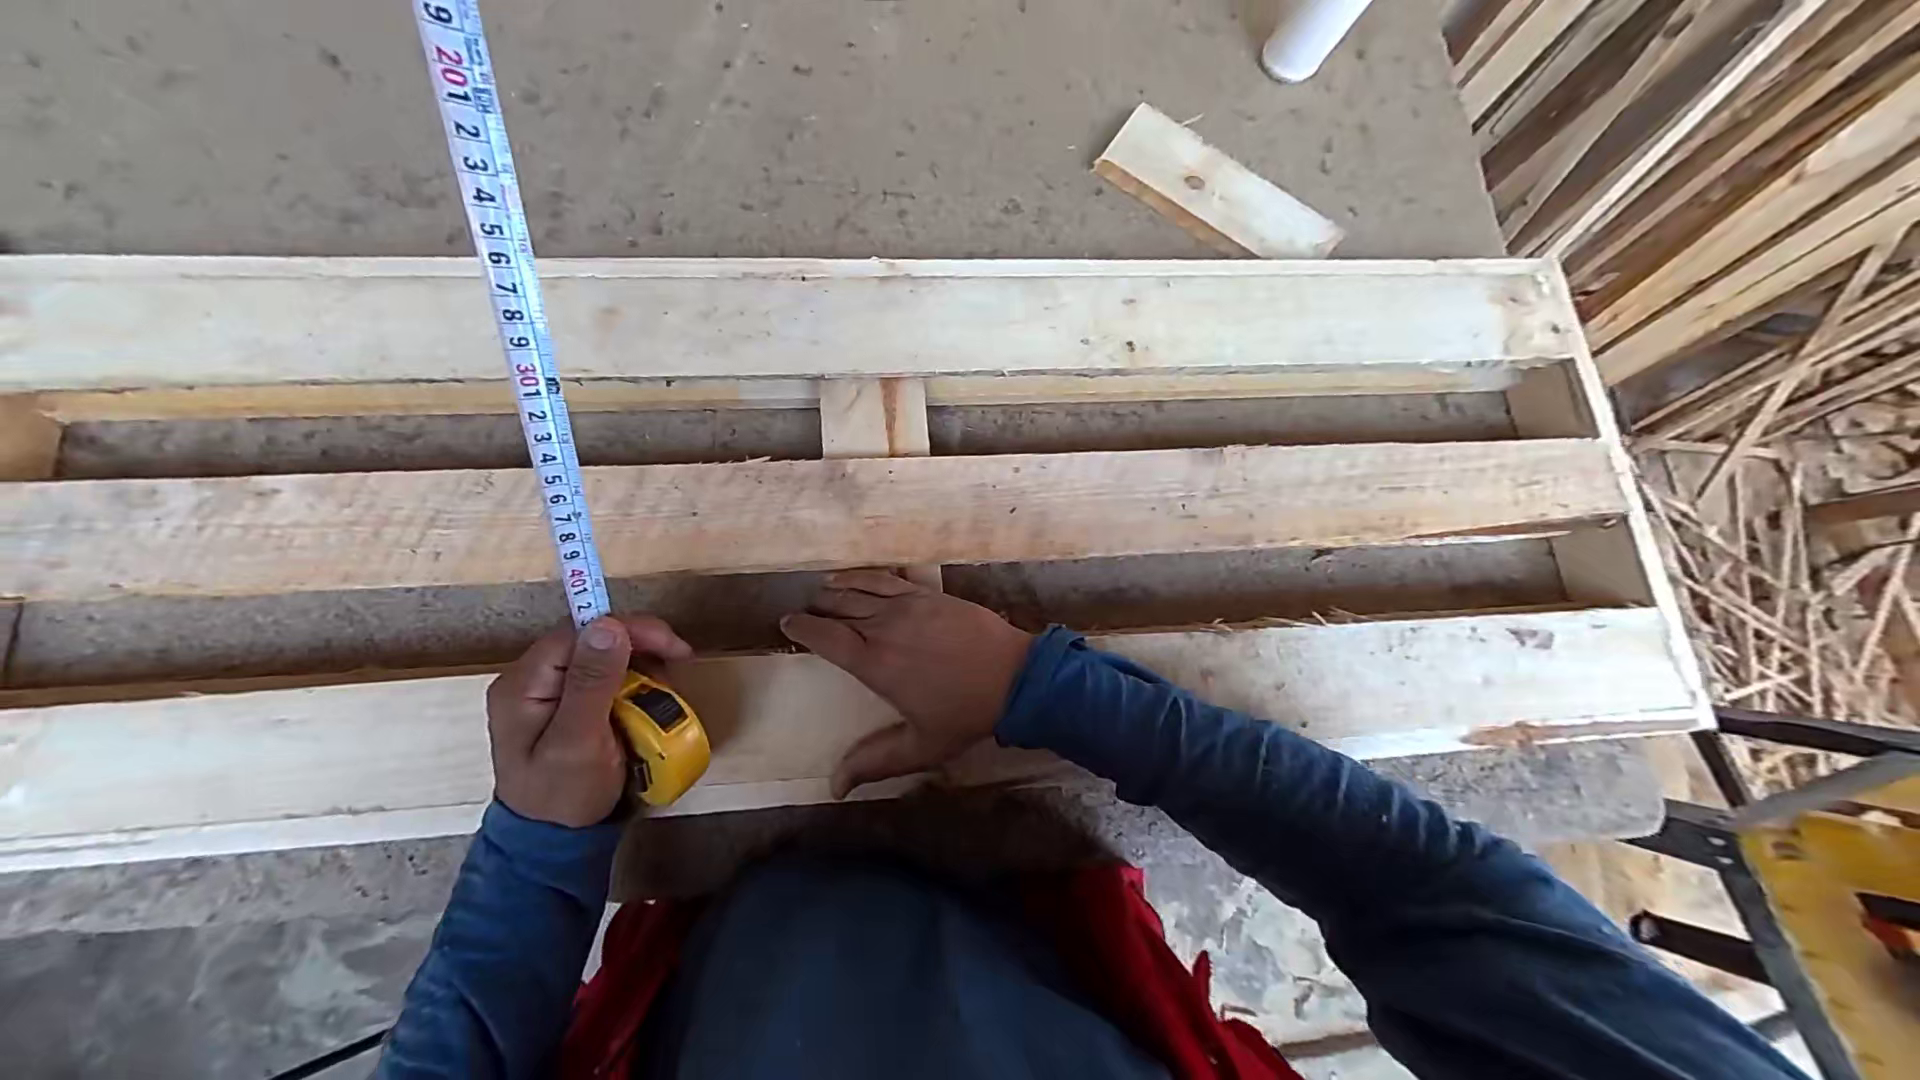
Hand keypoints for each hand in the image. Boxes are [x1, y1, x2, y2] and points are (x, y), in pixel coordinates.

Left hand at [486, 614, 694, 826]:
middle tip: (679, 661)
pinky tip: (654, 694)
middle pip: (594, 637)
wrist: (555, 841)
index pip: (578, 633)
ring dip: (644, 661)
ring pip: (607, 652)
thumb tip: (608, 624)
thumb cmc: (564, 796)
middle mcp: (534, 679)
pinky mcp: (572, 701)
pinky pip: (611, 673)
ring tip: (667, 685)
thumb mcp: (579, 742)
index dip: (627, 629)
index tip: (670, 645)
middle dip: (641, 644)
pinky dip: (639, 677)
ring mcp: (552, 690)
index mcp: (523, 684)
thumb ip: (592, 683)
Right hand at [780, 570, 1033, 797]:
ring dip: (837, 588)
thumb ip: (875, 762)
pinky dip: (867, 576)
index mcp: (876, 664)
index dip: (803, 628)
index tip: (788, 624)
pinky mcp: (929, 594)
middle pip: (839, 608)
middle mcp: (885, 628)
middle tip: (806, 611)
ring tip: (824, 589)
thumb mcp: (920, 747)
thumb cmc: (965, 714)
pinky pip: (889, 579)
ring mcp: (909, 606)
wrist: (1014, 677)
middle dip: (817, 608)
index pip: (826, 638)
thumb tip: (834, 787)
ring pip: (861, 589)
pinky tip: (859, 576)